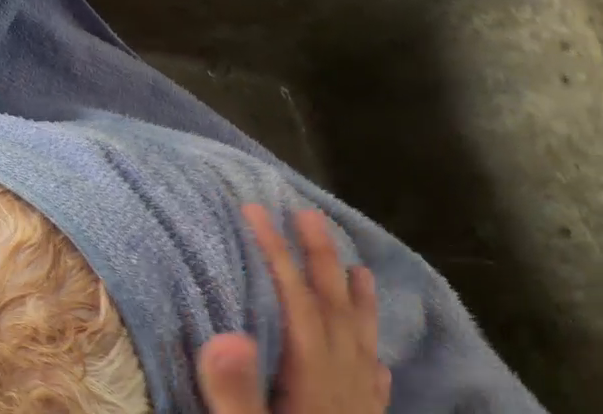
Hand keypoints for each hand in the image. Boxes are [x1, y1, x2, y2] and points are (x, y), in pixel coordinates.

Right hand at [198, 205, 391, 413]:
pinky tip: (375, 355)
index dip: (277, 252)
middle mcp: (344, 387)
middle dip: (319, 261)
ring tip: (354, 265)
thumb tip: (228, 331)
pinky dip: (372, 356)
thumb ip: (236, 390)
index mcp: (314, 381)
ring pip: (362, 343)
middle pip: (335, 313)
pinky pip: (374, 382)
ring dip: (354, 301)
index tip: (253, 209)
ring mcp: (356, 410)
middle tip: (304, 213)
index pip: (298, 303)